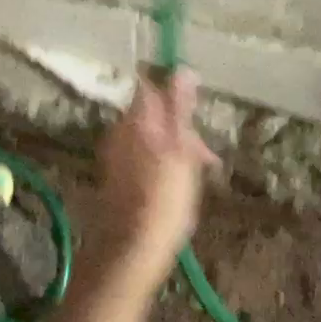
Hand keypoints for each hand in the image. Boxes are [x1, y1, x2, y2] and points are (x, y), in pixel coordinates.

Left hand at [87, 69, 219, 289]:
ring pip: (151, 138)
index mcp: (135, 120)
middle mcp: (119, 131)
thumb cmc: (162, 200)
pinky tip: (177, 189)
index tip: (197, 112)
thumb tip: (183, 69)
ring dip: (176, 149)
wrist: (131, 252)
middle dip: (181, 128)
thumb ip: (180, 109)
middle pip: (153, 114)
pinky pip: (145, 158)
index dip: (176, 93)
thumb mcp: (181, 150)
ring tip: (197, 176)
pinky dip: (163, 165)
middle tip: (205, 157)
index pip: (151, 86)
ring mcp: (115, 155)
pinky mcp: (117, 178)